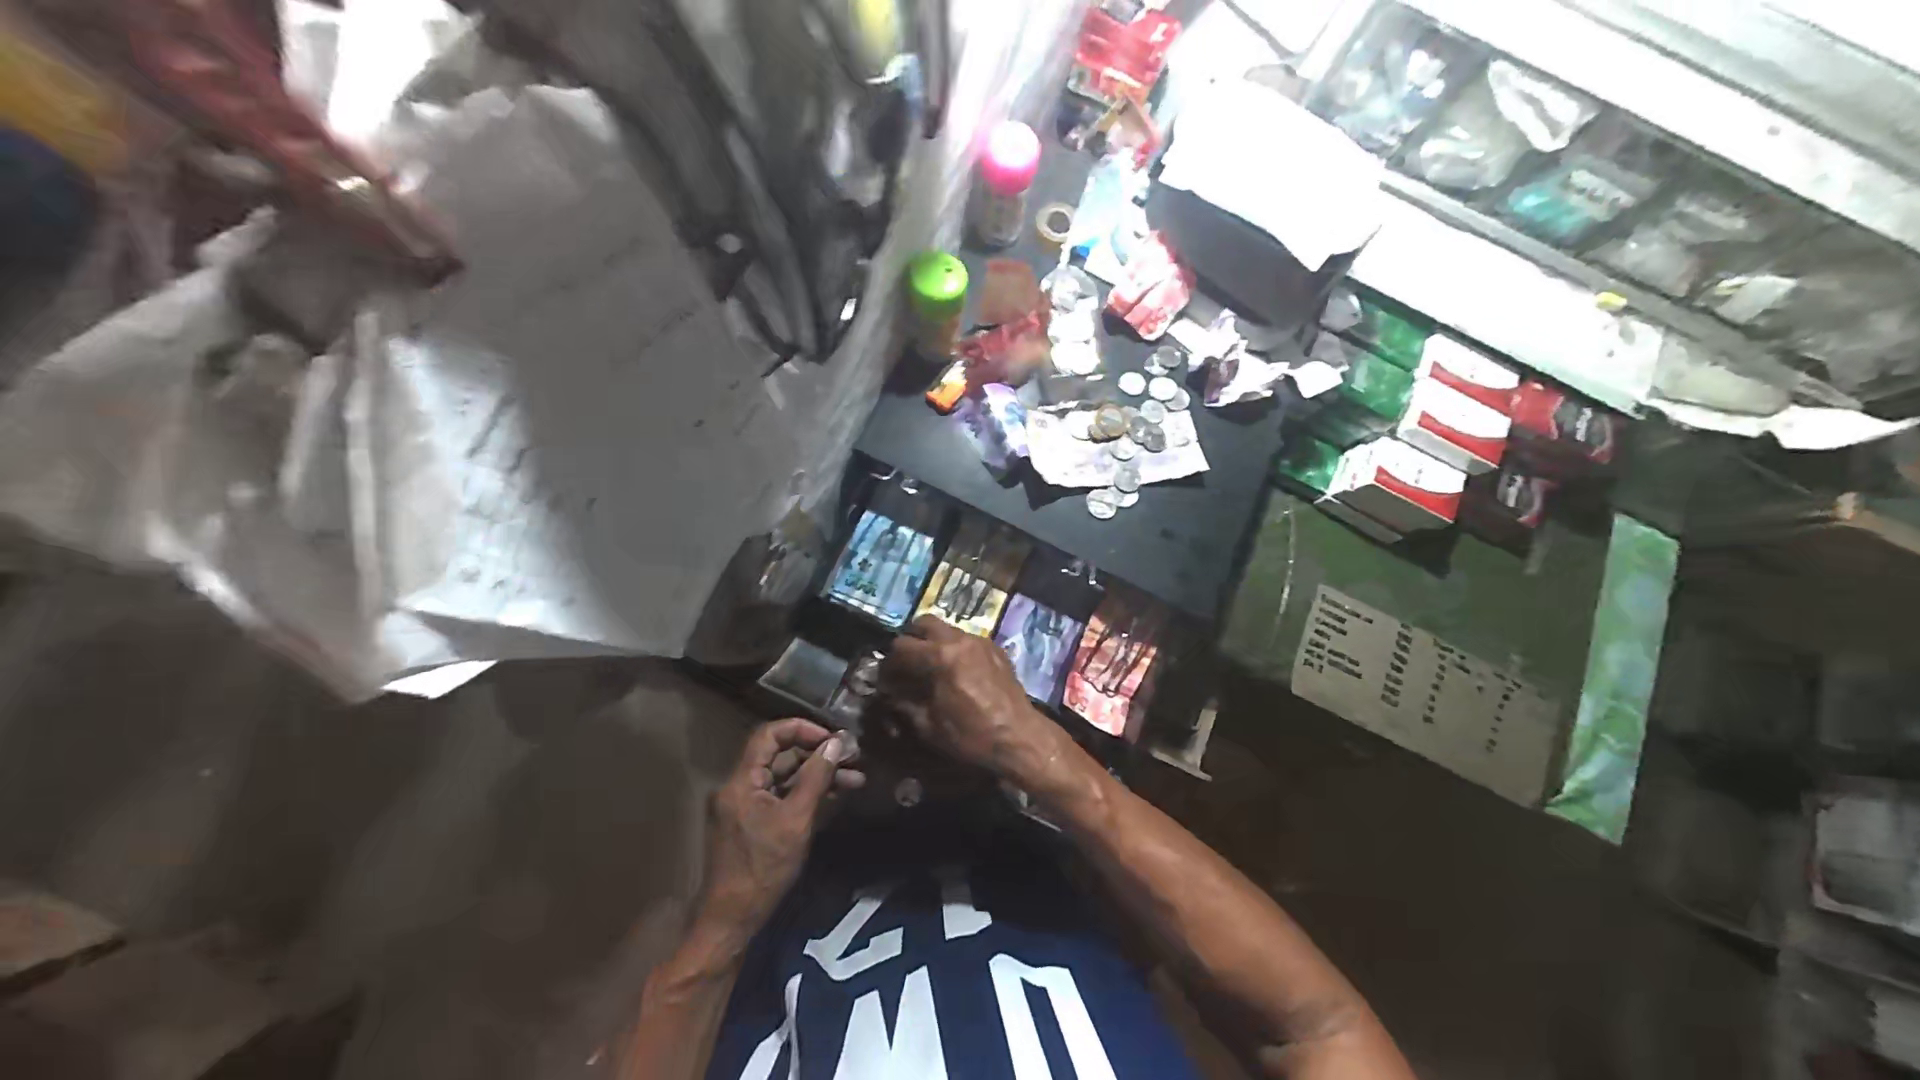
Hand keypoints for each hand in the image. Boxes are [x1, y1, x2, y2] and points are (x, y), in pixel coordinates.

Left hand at [697, 718, 863, 933]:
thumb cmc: (763, 868)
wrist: (733, 920)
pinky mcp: (754, 824)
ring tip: (855, 778)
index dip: (801, 729)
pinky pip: (782, 797)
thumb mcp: (796, 820)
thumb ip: (816, 778)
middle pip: (780, 756)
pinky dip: (807, 794)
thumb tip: (836, 743)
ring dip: (818, 775)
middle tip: (851, 756)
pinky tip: (837, 796)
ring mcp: (746, 806)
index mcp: (742, 781)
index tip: (831, 738)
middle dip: (818, 754)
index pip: (769, 735)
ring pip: (785, 778)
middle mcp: (740, 787)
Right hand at [881, 615, 1070, 784]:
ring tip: (930, 668)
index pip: (901, 646)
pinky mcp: (996, 649)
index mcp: (940, 656)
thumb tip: (889, 693)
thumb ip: (904, 703)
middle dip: (910, 641)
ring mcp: (980, 641)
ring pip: (947, 629)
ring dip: (933, 643)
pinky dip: (954, 649)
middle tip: (906, 664)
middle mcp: (960, 640)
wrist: (1020, 738)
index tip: (885, 679)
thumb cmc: (972, 736)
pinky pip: (967, 640)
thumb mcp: (929, 726)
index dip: (888, 664)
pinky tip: (956, 672)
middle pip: (923, 623)